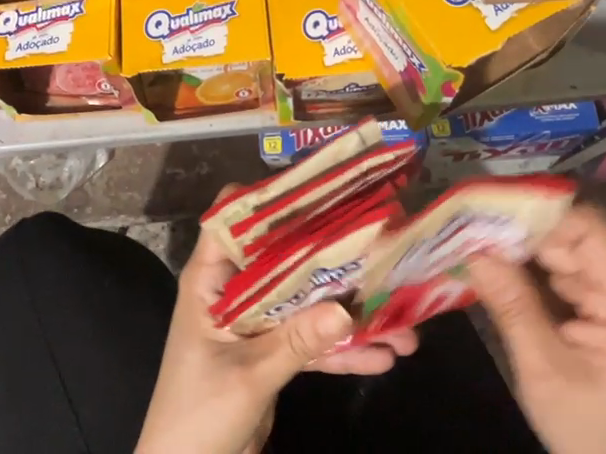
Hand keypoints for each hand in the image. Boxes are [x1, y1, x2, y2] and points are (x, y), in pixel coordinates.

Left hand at [136, 203, 419, 453]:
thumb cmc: (198, 415)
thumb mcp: (249, 377)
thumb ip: (297, 342)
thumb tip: (346, 309)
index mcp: (212, 281)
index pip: (233, 218)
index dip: (270, 198)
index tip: (322, 191)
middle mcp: (235, 292)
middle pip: (287, 259)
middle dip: (336, 262)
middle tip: (386, 253)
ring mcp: (256, 323)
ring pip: (308, 304)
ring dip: (352, 315)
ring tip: (407, 324)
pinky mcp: (272, 354)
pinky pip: (312, 342)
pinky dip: (344, 350)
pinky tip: (386, 356)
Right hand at [468, 204, 605, 453]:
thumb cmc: (588, 428)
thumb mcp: (544, 370)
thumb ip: (513, 306)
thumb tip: (474, 250)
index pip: (592, 231)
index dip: (543, 215)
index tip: (493, 214)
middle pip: (576, 236)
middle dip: (524, 231)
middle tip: (473, 229)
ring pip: (564, 249)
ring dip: (522, 247)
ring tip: (477, 244)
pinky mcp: (600, 306)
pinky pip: (561, 270)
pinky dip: (529, 267)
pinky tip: (497, 266)